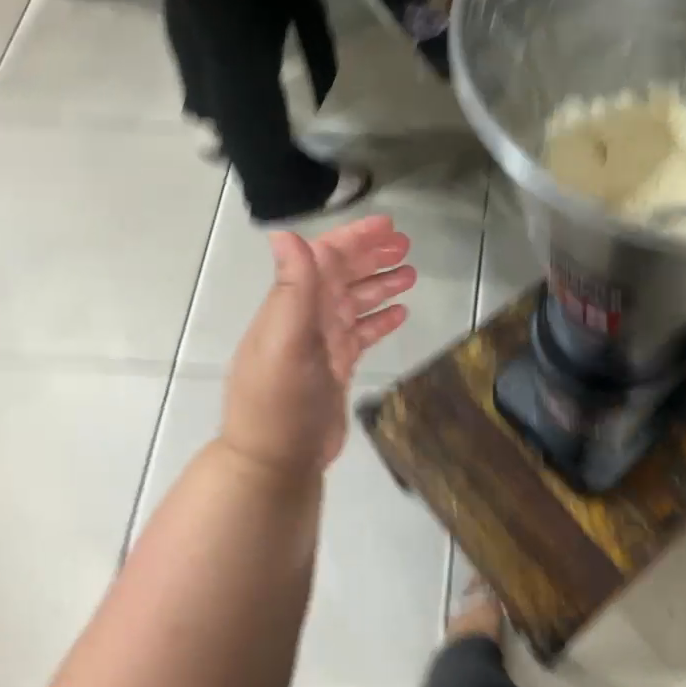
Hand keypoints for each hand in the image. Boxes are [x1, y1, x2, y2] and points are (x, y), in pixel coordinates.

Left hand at [217, 216, 415, 482]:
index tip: (388, 226)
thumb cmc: (279, 402)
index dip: (354, 239)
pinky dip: (379, 320)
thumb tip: (286, 233)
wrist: (274, 460)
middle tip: (408, 246)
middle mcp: (305, 319)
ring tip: (411, 275)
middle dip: (371, 256)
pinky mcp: (335, 369)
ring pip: (354, 302)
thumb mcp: (284, 342)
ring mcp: (320, 345)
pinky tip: (400, 313)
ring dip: (379, 285)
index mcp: (292, 307)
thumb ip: (292, 289)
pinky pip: (360, 334)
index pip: (324, 259)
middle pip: (341, 276)